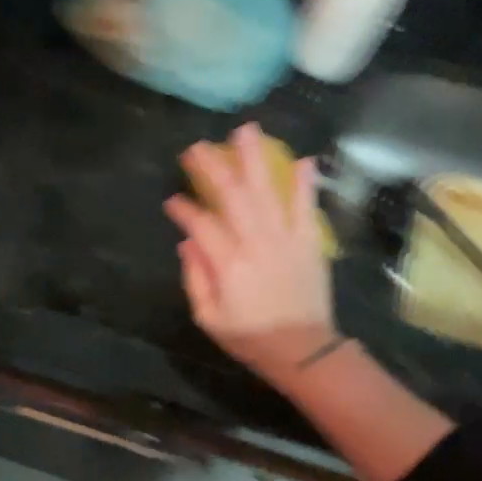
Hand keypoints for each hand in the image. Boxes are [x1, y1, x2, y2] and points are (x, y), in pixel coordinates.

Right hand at [164, 123, 338, 387]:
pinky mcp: (309, 242)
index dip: (183, 209)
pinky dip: (305, 183)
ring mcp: (285, 239)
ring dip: (254, 159)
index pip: (199, 223)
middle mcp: (255, 242)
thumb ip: (195, 278)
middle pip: (231, 194)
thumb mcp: (208, 317)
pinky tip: (304, 159)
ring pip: (266, 190)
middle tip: (196, 147)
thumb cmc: (250, 337)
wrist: (303, 349)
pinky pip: (306, 206)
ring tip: (246, 131)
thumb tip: (187, 244)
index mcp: (227, 263)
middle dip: (212, 167)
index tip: (172, 201)